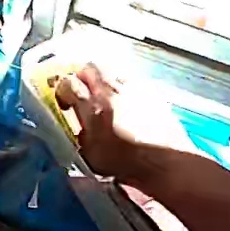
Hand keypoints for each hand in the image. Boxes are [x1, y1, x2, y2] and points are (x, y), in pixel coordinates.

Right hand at [54, 63, 196, 184]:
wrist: (167, 162)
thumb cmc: (127, 163)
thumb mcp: (92, 157)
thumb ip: (81, 138)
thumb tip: (80, 130)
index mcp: (93, 107)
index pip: (68, 84)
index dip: (63, 91)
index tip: (65, 103)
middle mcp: (112, 91)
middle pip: (91, 67)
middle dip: (83, 76)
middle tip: (83, 92)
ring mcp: (134, 88)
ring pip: (113, 71)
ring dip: (105, 80)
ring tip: (107, 97)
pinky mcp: (152, 92)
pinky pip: (133, 81)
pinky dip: (126, 89)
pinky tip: (129, 104)